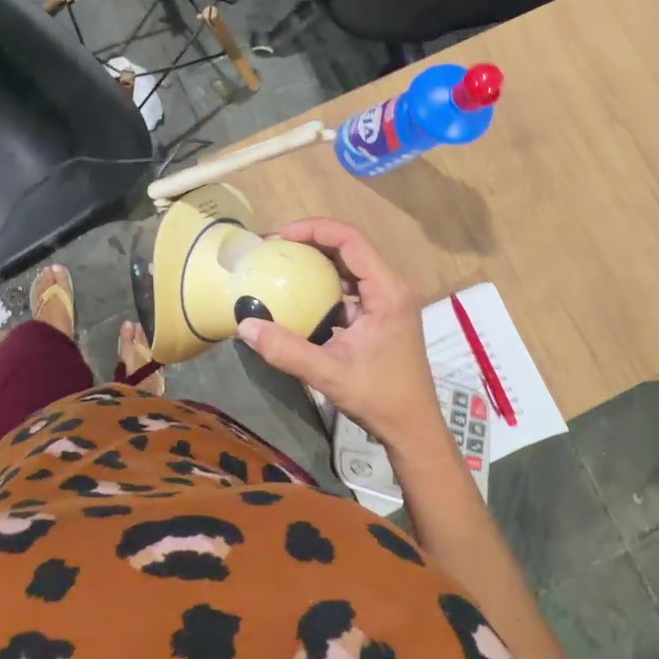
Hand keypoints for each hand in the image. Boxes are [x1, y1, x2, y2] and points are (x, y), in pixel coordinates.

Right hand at [235, 217, 444, 448]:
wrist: (414, 429)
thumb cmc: (380, 399)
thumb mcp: (329, 375)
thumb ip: (287, 350)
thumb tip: (245, 325)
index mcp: (388, 292)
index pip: (351, 240)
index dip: (315, 229)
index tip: (280, 237)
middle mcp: (392, 287)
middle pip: (349, 246)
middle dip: (311, 239)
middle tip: (273, 246)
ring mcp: (388, 300)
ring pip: (349, 265)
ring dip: (317, 260)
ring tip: (281, 262)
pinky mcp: (381, 314)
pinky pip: (350, 286)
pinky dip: (324, 283)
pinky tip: (298, 294)